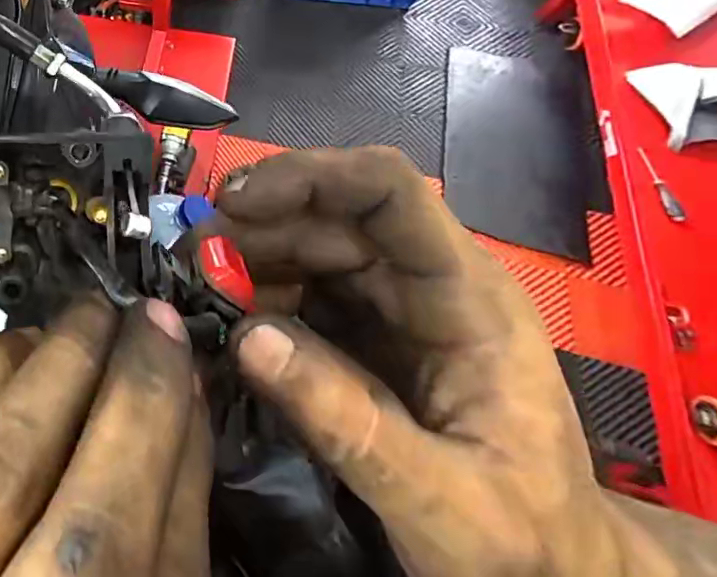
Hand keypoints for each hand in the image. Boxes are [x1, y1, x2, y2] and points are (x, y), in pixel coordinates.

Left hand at [0, 296, 211, 576]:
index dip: (162, 430)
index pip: (135, 548)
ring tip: (90, 316)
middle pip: (73, 518)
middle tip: (145, 316)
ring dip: (54, 366)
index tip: (179, 347)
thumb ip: (170, 522)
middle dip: (124, 391)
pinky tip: (20, 346)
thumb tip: (183, 394)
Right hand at [211, 147, 633, 576]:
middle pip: (332, 215)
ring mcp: (393, 301)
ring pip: (308, 245)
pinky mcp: (365, 327)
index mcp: (467, 295)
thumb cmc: (526, 542)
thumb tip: (249, 340)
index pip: (391, 191)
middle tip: (191, 260)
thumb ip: (350, 424)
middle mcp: (426, 279)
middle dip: (257, 227)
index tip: (238, 202)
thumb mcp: (445, 504)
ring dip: (249, 257)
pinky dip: (257, 295)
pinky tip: (224, 318)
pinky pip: (301, 288)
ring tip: (197, 288)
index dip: (313, 176)